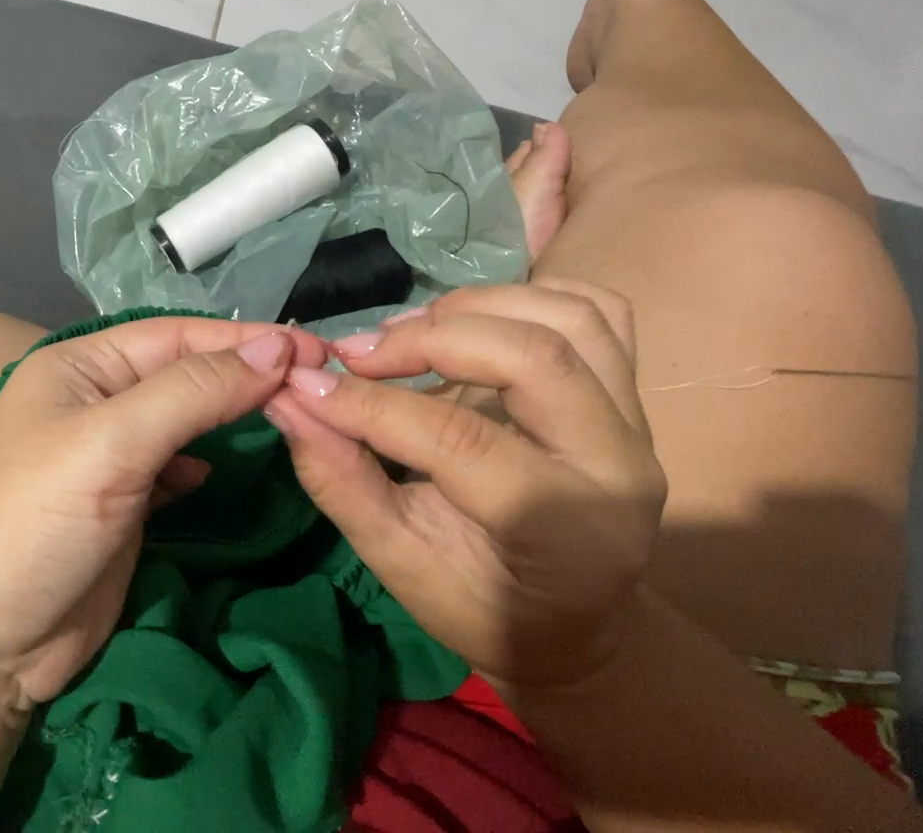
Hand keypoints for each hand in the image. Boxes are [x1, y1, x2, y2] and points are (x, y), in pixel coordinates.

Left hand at [0, 316, 323, 705]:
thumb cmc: (32, 524)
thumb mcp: (110, 445)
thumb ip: (193, 393)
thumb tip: (275, 349)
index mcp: (80, 366)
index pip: (178, 337)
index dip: (247, 340)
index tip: (318, 352)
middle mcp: (94, 402)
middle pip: (185, 374)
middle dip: (246, 375)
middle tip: (322, 383)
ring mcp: (107, 457)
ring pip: (184, 421)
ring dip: (232, 416)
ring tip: (294, 414)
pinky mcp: (120, 507)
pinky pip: (174, 468)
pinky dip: (203, 462)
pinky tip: (221, 468)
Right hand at [264, 279, 664, 688]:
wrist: (571, 624)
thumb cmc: (481, 607)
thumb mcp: (397, 560)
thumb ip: (340, 479)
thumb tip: (286, 400)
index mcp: (563, 528)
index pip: (460, 440)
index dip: (372, 405)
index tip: (304, 384)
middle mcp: (616, 463)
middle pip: (534, 356)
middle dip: (430, 339)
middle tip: (358, 353)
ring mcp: (636, 422)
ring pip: (574, 317)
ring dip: (479, 307)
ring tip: (410, 331)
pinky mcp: (630, 395)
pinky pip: (598, 312)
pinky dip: (529, 298)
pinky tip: (473, 319)